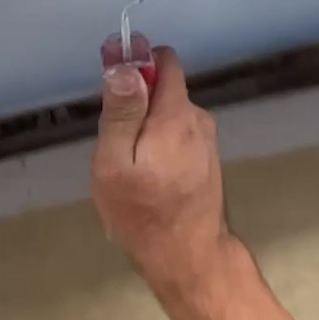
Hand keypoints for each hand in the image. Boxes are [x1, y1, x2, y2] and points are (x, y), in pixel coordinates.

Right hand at [92, 35, 230, 298]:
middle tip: (112, 139)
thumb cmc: (142, 211)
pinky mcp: (206, 159)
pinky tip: (147, 175)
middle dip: (135, 100)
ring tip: (128, 164)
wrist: (188, 259)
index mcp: (175, 114)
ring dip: (145, 125)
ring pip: (168, 112)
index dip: (135, 61)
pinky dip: (158, 142)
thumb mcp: (116, 161)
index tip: (112, 78)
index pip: (163, 60)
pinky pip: (176, 133)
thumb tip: (124, 63)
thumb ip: (122, 111)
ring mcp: (206, 140)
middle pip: (163, 86)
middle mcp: (198, 118)